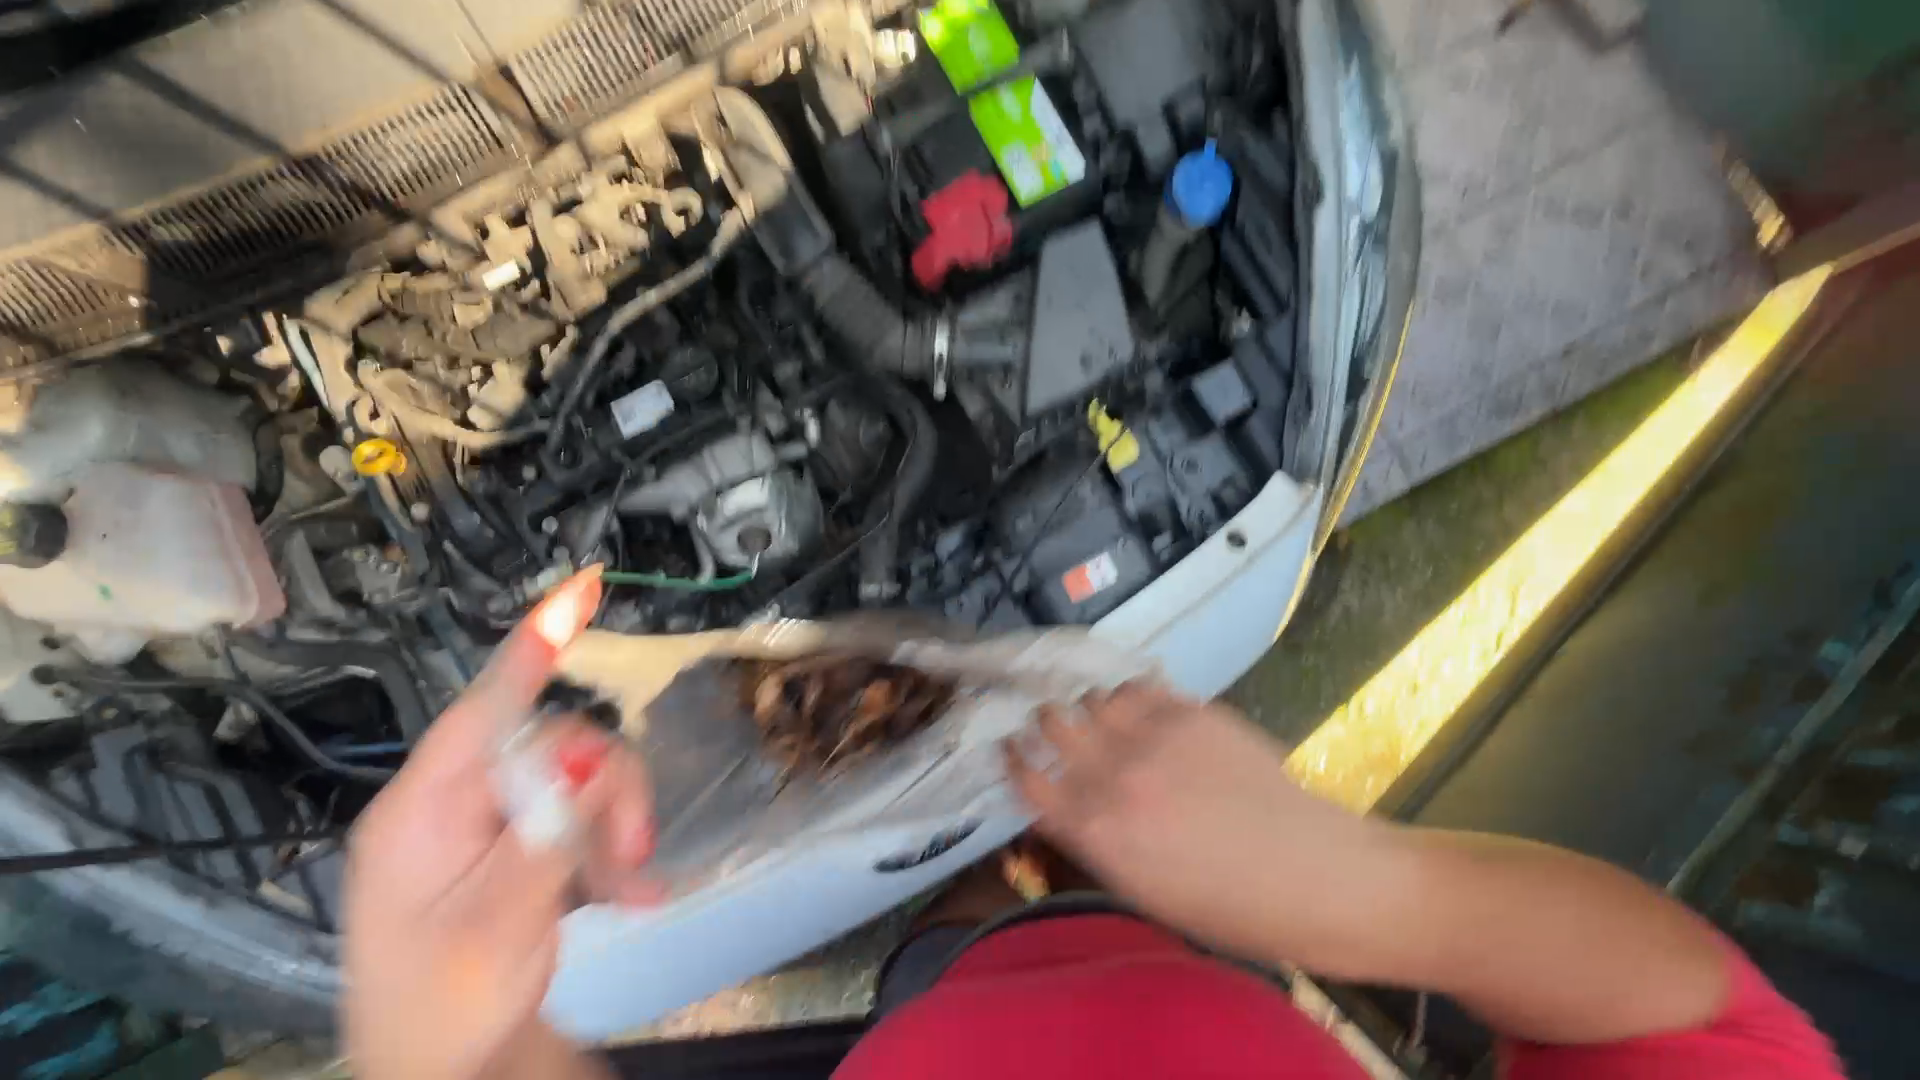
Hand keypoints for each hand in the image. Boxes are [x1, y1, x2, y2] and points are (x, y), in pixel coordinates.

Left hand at [342, 571, 654, 1079]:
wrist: (443, 1076)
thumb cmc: (444, 1010)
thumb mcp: (496, 929)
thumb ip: (545, 837)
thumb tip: (591, 757)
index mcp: (422, 812)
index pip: (483, 707)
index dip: (536, 643)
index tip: (582, 587)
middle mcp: (457, 802)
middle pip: (555, 743)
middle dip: (607, 786)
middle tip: (632, 847)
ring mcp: (492, 823)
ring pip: (582, 777)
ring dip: (617, 822)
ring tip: (631, 881)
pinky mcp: (523, 845)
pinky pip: (585, 816)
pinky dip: (615, 846)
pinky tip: (632, 889)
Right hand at [1004, 682, 1389, 965]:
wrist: (1308, 874)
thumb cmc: (1221, 905)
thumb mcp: (1137, 888)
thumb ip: (1089, 838)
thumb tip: (1060, 802)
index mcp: (1094, 828)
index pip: (1026, 777)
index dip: (1012, 758)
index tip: (1010, 747)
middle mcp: (1112, 774)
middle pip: (1051, 722)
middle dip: (1047, 723)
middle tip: (1057, 728)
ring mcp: (1151, 736)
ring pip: (1092, 696)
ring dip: (1091, 708)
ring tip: (1107, 720)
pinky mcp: (1189, 712)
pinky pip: (1137, 687)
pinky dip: (1131, 698)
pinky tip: (1145, 712)